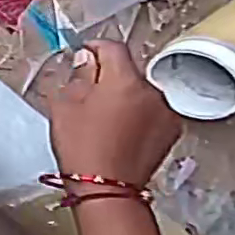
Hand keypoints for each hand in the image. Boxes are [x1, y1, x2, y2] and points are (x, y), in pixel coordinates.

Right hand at [48, 40, 180, 186]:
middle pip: (128, 71)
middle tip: (84, 93)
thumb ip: (78, 77)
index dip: (94, 47)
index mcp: (123, 80)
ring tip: (101, 116)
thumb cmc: (81, 146)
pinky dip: (136, 114)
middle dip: (108, 76)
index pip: (113, 48)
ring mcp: (166, 111)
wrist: (107, 188)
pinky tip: (118, 130)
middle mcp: (152, 91)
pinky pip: (150, 111)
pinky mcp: (171, 130)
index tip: (82, 54)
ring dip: (123, 96)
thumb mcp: (64, 107)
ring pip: (140, 92)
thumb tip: (86, 59)